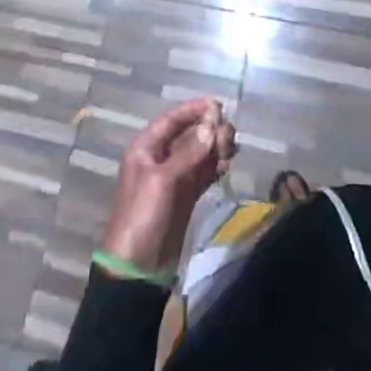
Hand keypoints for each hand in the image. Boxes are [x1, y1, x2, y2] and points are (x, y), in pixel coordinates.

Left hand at [99, 97, 237, 274]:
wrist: (137, 266)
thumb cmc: (143, 215)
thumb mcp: (164, 181)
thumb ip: (189, 154)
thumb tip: (212, 125)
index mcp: (145, 148)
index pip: (171, 120)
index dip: (193, 110)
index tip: (218, 104)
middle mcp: (159, 159)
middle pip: (187, 136)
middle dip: (208, 130)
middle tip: (230, 132)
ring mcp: (173, 179)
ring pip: (197, 155)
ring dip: (214, 148)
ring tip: (232, 147)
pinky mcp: (185, 198)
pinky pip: (202, 174)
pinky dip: (214, 167)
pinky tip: (227, 164)